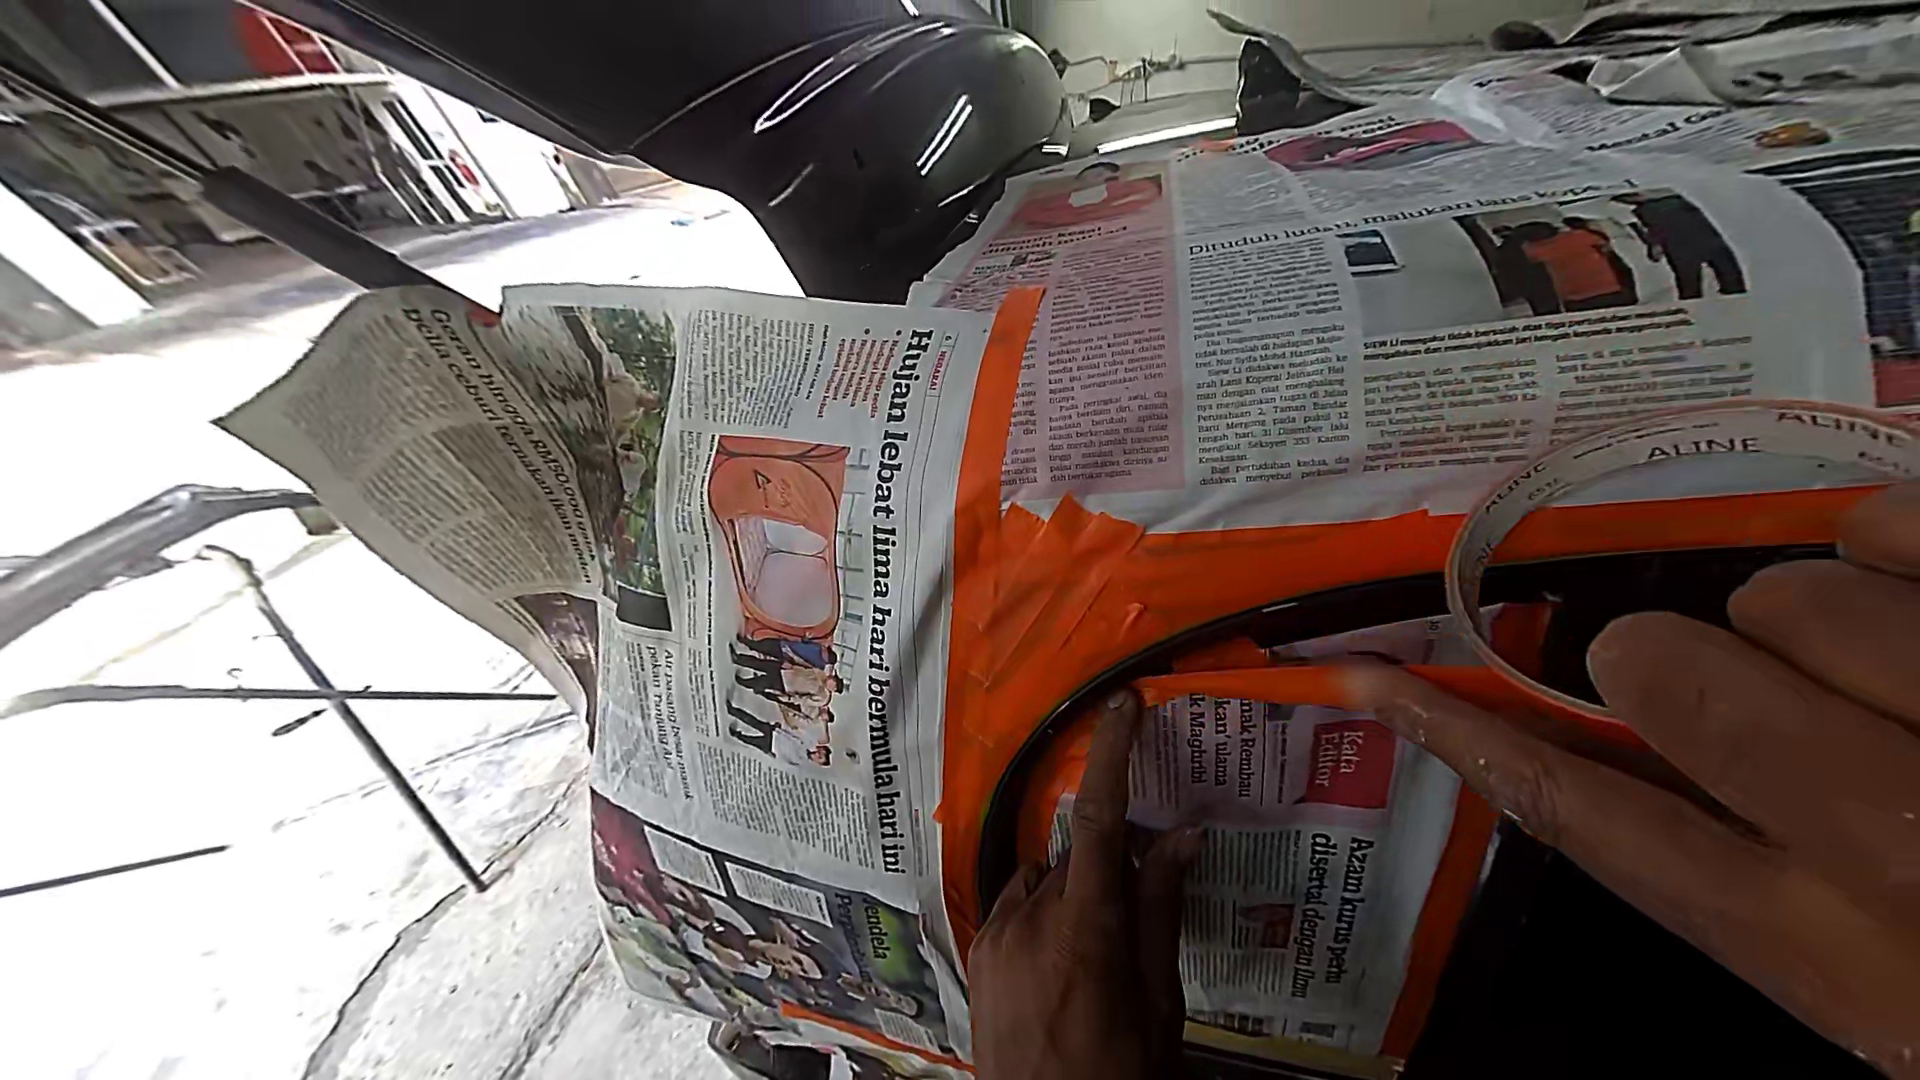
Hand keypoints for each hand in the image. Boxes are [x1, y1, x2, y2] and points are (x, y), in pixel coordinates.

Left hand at [969, 689, 1202, 1079]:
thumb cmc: (1118, 1075)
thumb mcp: (1158, 1004)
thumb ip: (1162, 910)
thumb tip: (1184, 834)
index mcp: (1086, 930)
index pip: (1102, 819)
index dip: (1112, 752)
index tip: (1123, 705)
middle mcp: (1030, 914)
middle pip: (1077, 857)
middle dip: (1107, 871)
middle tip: (1127, 922)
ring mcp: (996, 930)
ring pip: (1047, 879)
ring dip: (1072, 896)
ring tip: (1088, 962)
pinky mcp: (978, 946)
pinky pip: (1017, 901)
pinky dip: (1042, 911)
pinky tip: (1054, 965)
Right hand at [1345, 482, 1919, 1075]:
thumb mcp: (1881, 971)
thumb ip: (1718, 852)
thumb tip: (1570, 733)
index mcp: (1842, 954)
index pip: (1574, 811)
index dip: (1456, 733)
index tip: (1370, 678)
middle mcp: (1911, 859)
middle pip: (1656, 665)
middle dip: (1680, 660)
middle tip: (1755, 686)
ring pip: (1794, 591)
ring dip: (1828, 609)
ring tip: (1907, 652)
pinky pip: (1915, 520)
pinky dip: (1913, 530)